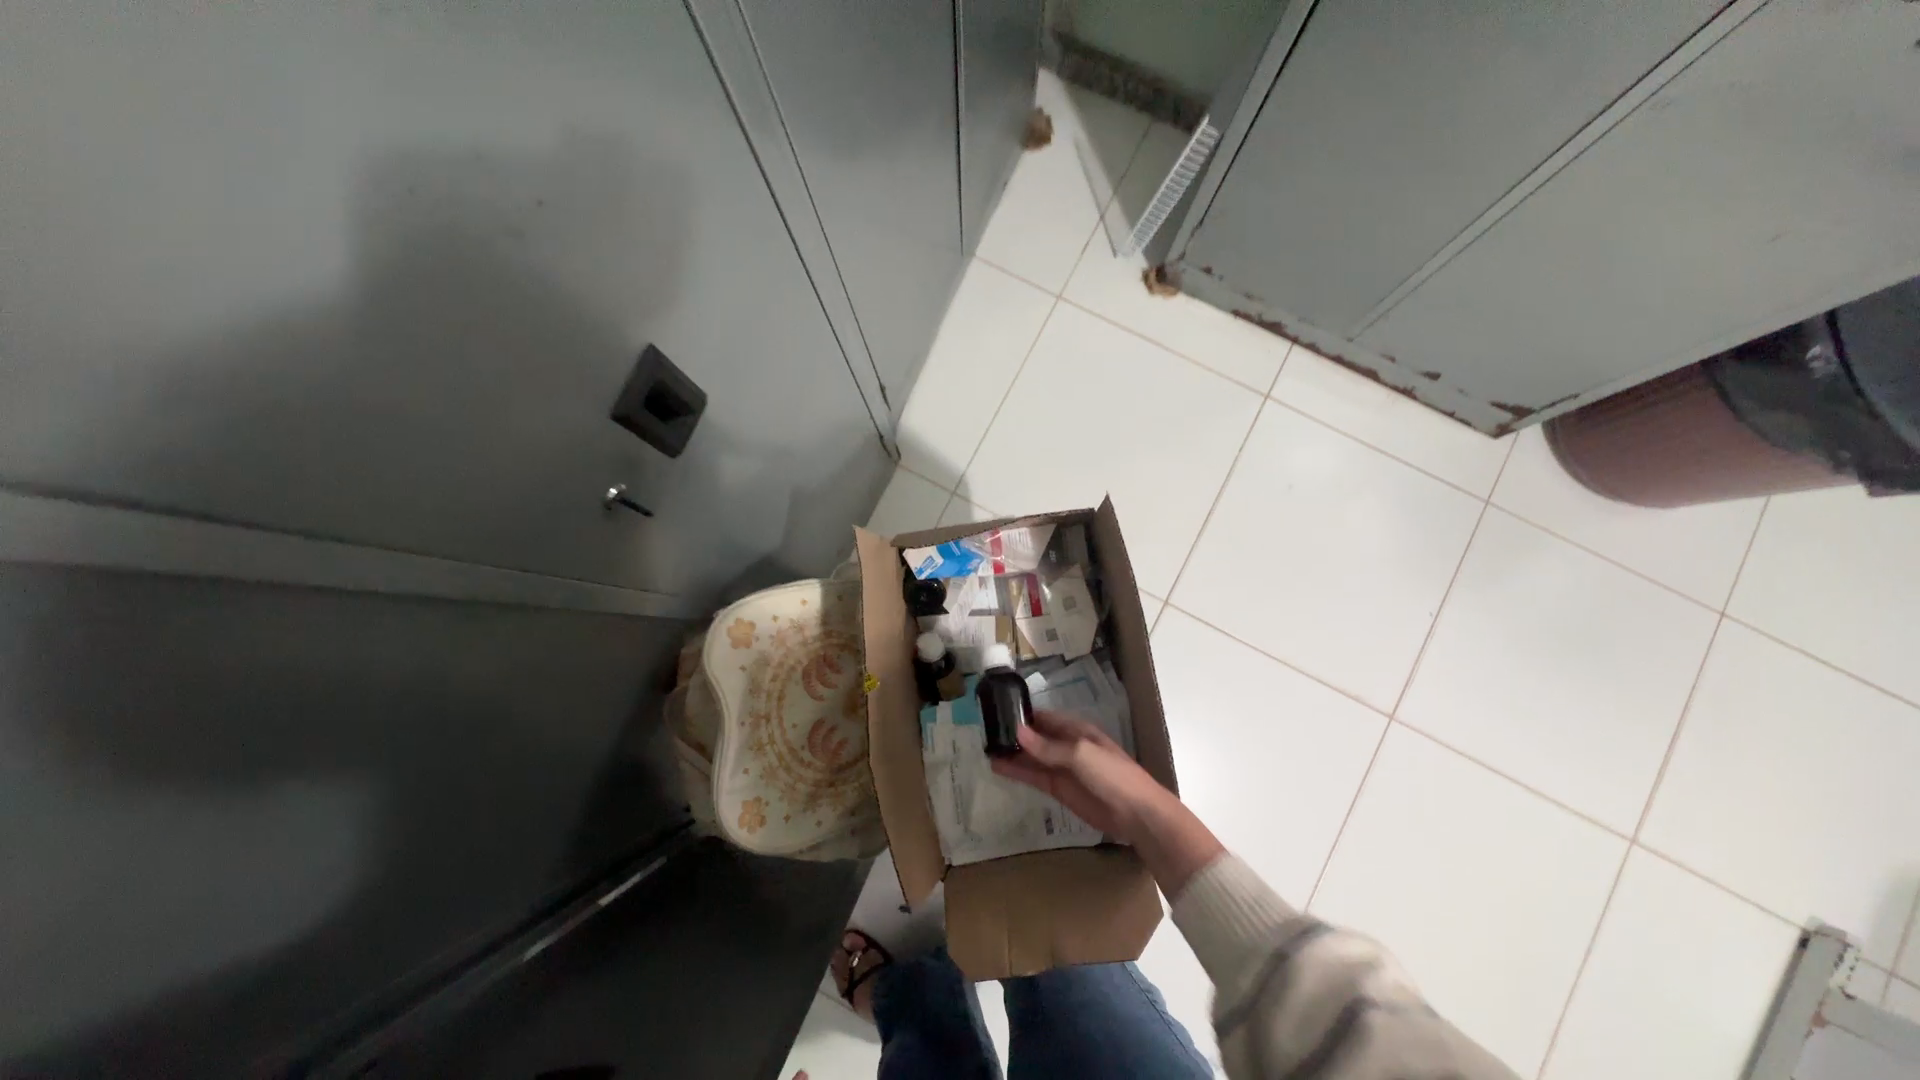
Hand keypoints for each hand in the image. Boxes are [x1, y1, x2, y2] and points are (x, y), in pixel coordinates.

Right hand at [988, 709, 1173, 846]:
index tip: (997, 712)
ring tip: (985, 749)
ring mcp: (1062, 769)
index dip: (1023, 715)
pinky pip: (1034, 777)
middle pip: (1036, 737)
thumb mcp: (1080, 755)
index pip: (1045, 718)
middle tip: (985, 732)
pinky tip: (998, 767)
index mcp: (1077, 730)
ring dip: (1012, 753)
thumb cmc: (1112, 775)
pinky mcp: (1059, 790)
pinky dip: (1017, 772)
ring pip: (1032, 757)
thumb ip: (1048, 747)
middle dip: (1014, 734)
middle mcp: (1067, 746)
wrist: (1135, 814)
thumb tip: (1018, 731)